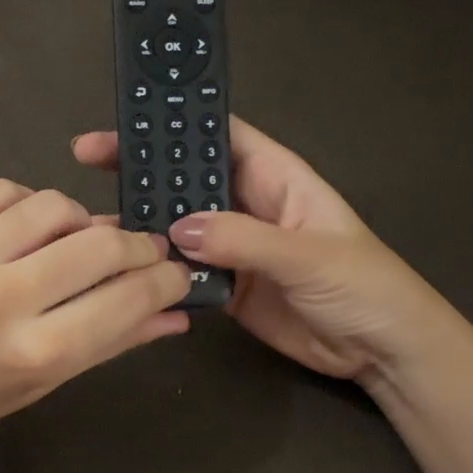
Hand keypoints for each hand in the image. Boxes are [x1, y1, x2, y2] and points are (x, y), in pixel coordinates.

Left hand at [0, 179, 191, 454]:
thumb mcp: (49, 381)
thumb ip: (115, 341)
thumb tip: (177, 312)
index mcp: (36, 351)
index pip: (126, 299)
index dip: (165, 279)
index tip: (175, 272)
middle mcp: (1, 299)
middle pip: (98, 245)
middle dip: (137, 244)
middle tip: (141, 250)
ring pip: (53, 206)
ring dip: (82, 220)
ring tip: (78, 239)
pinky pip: (3, 191)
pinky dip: (29, 203)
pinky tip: (30, 227)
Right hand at [73, 117, 444, 379]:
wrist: (383, 352)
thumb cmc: (367, 286)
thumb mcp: (310, 255)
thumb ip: (247, 240)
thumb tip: (180, 229)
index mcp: (276, 178)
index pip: (219, 136)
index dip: (176, 123)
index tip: (129, 120)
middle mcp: (249, 205)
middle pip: (189, 177)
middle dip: (145, 167)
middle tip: (89, 160)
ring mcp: (235, 247)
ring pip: (179, 224)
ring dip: (144, 220)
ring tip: (94, 218)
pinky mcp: (227, 287)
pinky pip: (183, 270)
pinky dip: (156, 269)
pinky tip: (122, 267)